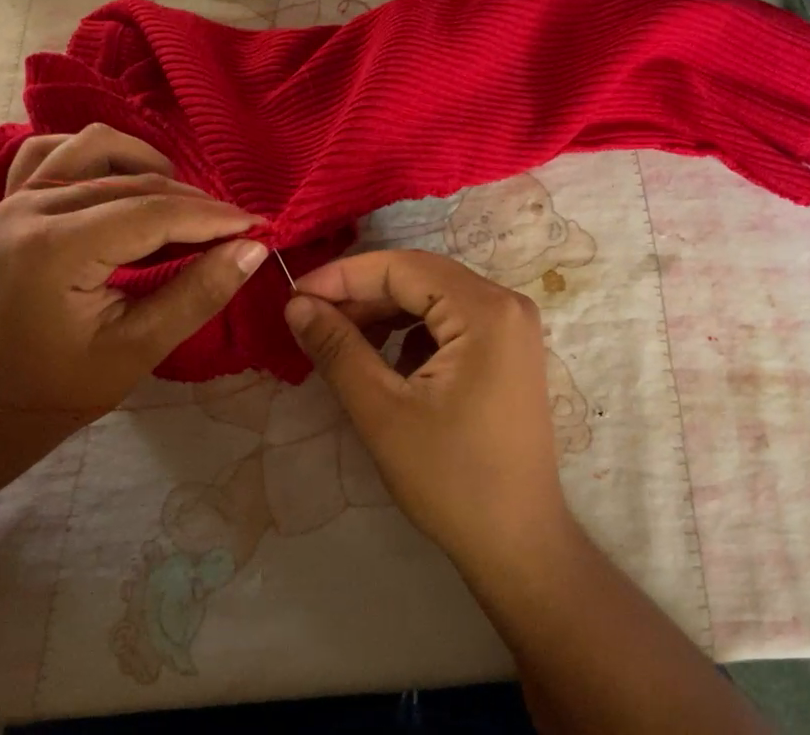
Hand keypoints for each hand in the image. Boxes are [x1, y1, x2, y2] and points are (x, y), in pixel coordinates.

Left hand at [0, 124, 267, 417]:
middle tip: (236, 231)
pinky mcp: (14, 200)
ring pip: (97, 146)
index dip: (212, 217)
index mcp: (53, 250)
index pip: (151, 213)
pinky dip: (98, 156)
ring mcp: (16, 199)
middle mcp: (30, 210)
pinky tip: (125, 181)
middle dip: (194, 202)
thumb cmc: (69, 382)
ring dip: (147, 166)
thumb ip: (199, 293)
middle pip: (133, 181)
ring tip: (180, 207)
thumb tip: (253, 248)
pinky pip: (56, 151)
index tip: (260, 228)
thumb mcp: (142, 347)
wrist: (5, 397)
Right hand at [282, 250, 571, 568]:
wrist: (517, 542)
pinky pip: (451, 324)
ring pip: (434, 300)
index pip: (403, 267)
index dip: (343, 276)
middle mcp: (507, 305)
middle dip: (362, 296)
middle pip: (421, 278)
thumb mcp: (383, 411)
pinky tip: (382, 363)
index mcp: (486, 310)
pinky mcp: (508, 354)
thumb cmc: (450, 478)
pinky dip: (411, 334)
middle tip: (308, 320)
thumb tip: (296, 303)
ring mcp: (513, 329)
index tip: (292, 295)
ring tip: (338, 342)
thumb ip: (338, 348)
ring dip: (384, 315)